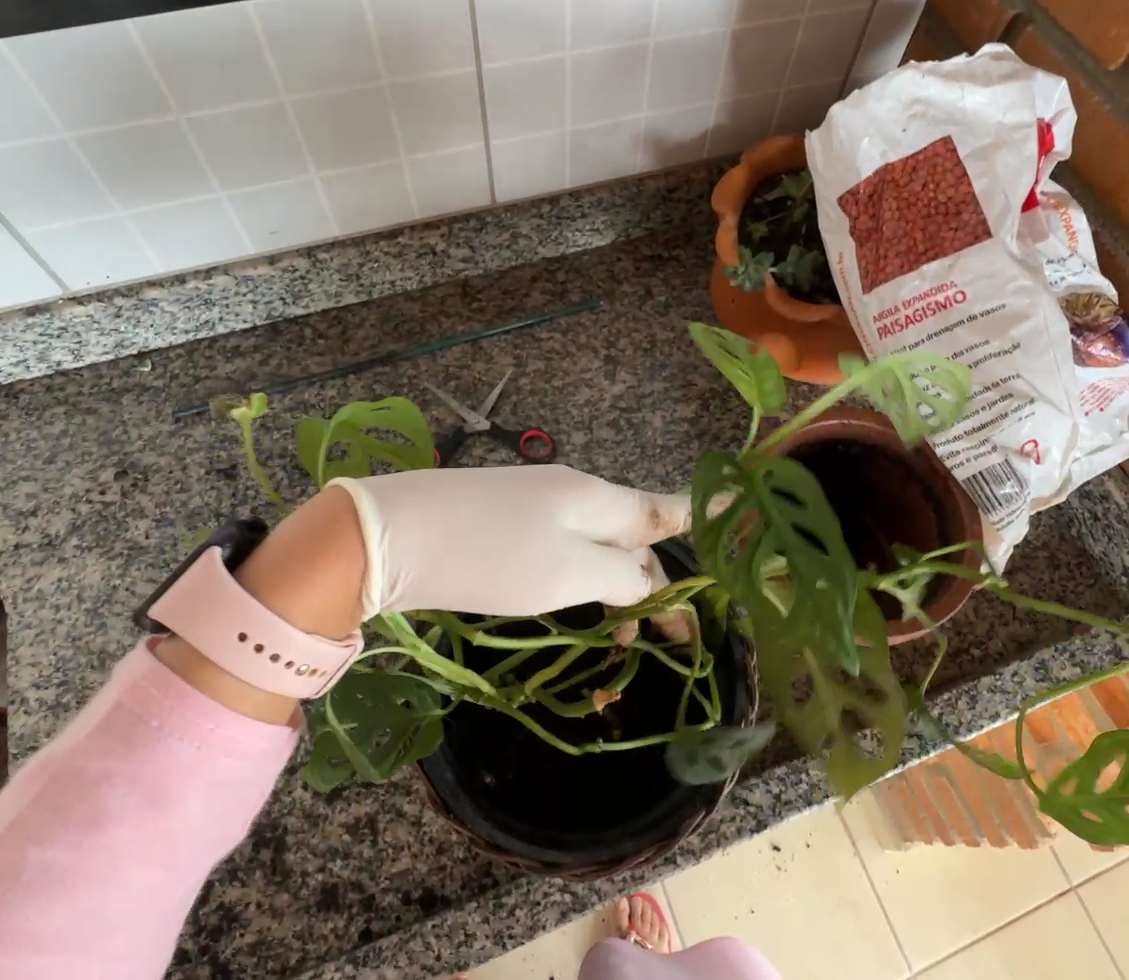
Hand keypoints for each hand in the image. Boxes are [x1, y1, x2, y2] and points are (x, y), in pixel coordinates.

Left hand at [155, 467, 689, 723]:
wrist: (391, 535)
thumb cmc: (490, 556)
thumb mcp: (570, 572)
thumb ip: (624, 577)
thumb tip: (648, 583)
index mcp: (599, 498)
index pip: (668, 509)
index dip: (705, 522)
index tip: (738, 537)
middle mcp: (574, 492)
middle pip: (635, 533)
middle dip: (657, 580)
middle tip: (670, 635)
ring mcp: (536, 503)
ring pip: (597, 542)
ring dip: (617, 584)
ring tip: (621, 632)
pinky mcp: (503, 520)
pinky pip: (562, 546)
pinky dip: (581, 577)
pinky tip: (572, 600)